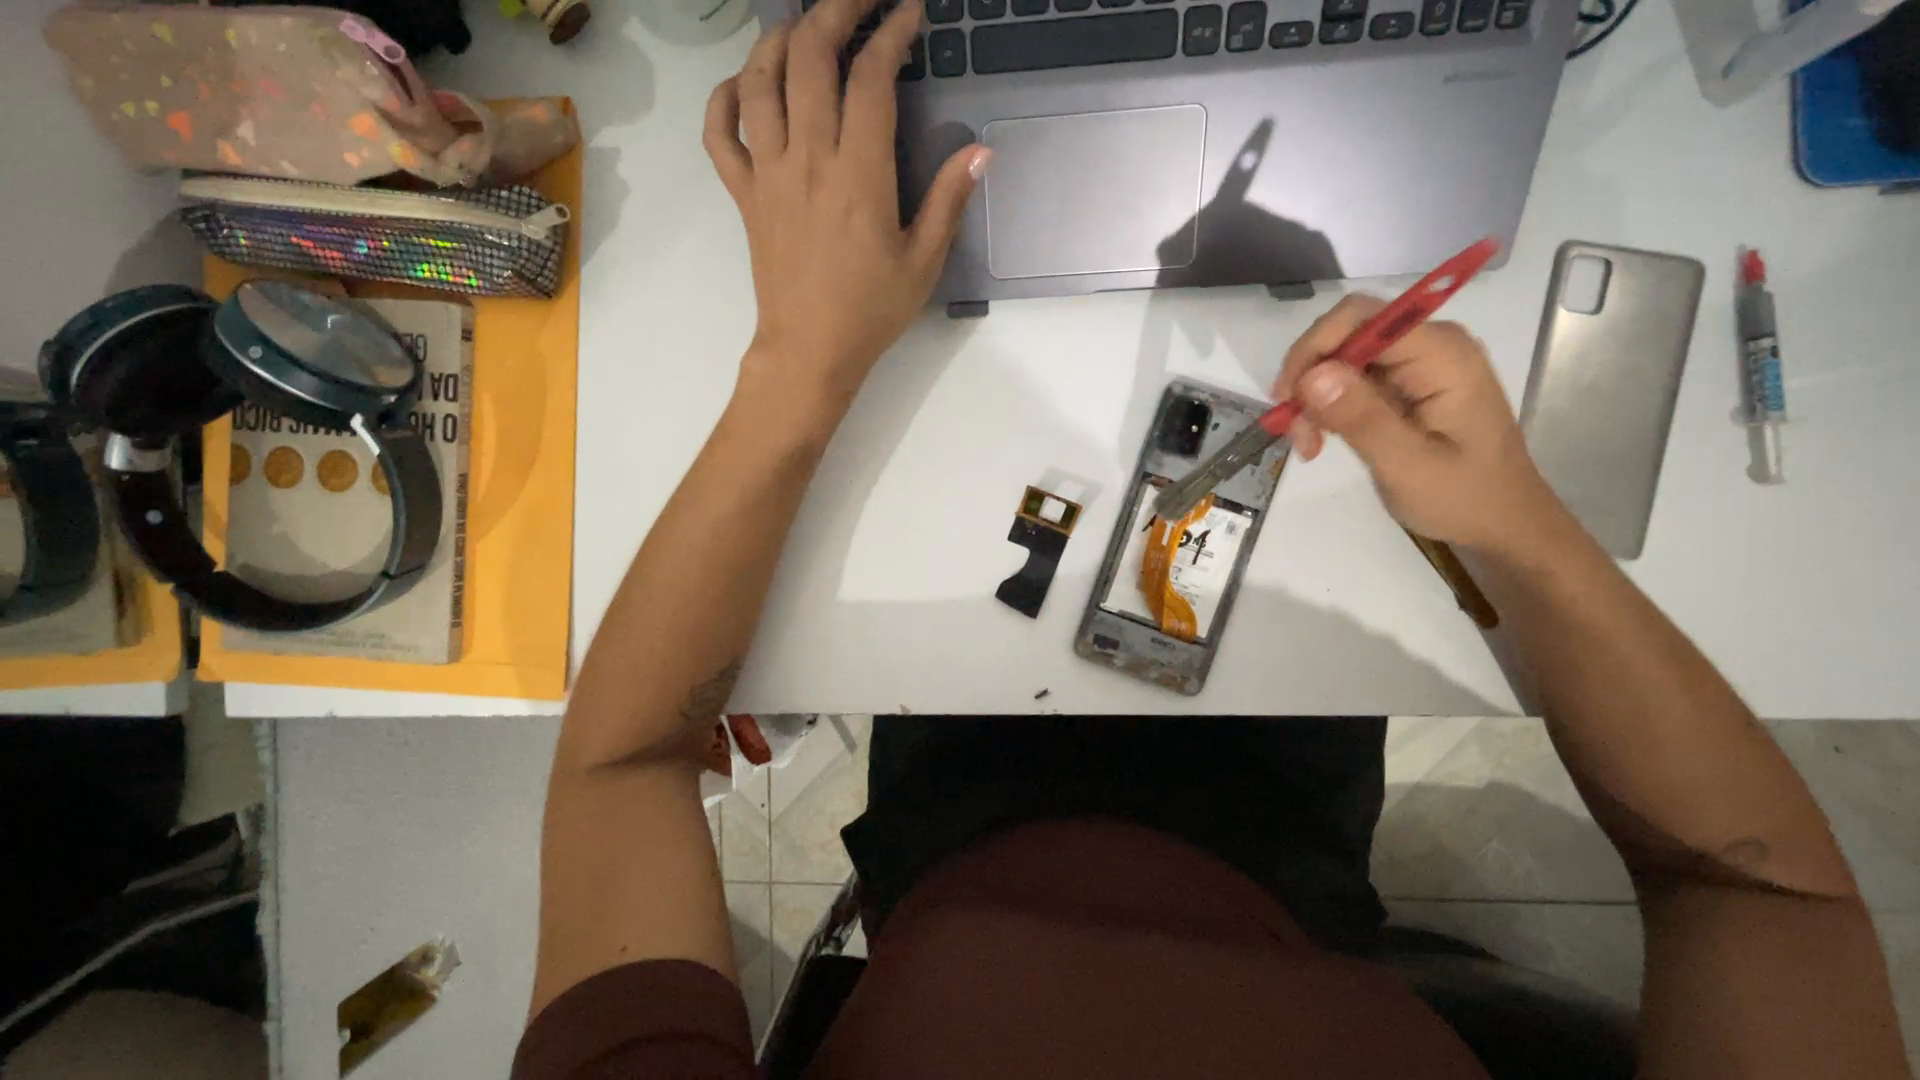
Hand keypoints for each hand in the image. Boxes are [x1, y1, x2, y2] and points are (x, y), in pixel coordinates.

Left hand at [704, 0, 989, 412]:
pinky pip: (719, 133)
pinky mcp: (744, 194)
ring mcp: (768, 173)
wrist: (809, 350)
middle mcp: (808, 159)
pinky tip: (744, 84)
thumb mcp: (924, 261)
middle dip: (834, 11)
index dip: (891, 34)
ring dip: (779, 38)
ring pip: (759, 81)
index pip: (870, 78)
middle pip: (808, 58)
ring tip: (803, 26)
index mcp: (859, 173)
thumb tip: (980, 151)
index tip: (910, 15)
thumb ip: (947, 199)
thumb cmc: (870, 311)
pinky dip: (724, 97)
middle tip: (859, 0)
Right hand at [1274, 295, 1568, 554]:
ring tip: (1308, 445)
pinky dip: (1327, 406)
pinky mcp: (1406, 384)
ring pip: (1342, 357)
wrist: (1501, 523)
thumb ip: (1362, 417)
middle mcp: (1430, 345)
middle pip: (1347, 333)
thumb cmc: (1463, 498)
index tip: (1287, 399)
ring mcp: (1419, 364)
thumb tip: (1312, 375)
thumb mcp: (1408, 465)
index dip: (1314, 349)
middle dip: (1310, 376)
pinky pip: (1352, 378)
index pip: (1360, 318)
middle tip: (1294, 430)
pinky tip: (1321, 439)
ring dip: (1314, 397)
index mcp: (1441, 354)